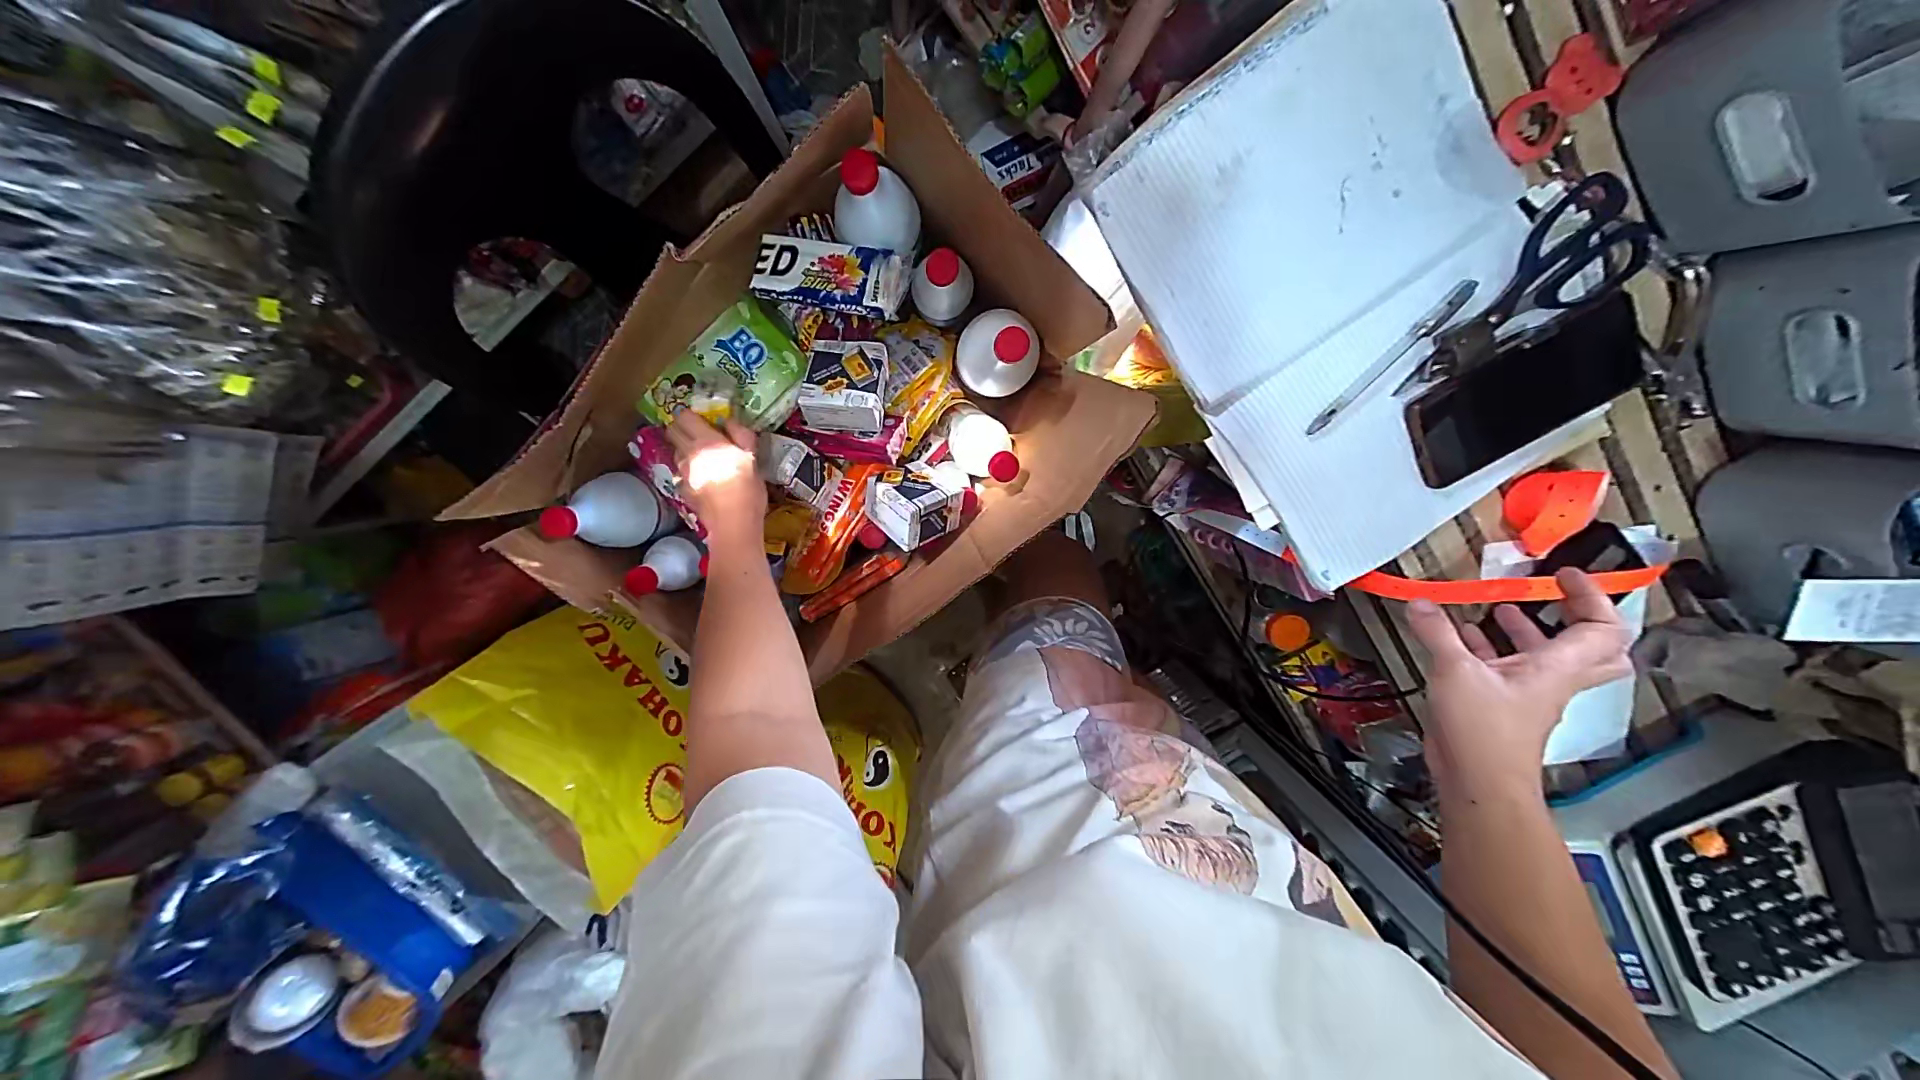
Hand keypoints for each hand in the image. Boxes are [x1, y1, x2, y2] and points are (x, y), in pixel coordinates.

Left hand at [666, 411, 764, 549]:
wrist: (733, 524)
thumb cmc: (747, 489)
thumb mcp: (752, 459)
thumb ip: (741, 436)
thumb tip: (730, 422)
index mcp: (705, 441)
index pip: (684, 416)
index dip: (690, 414)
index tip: (702, 418)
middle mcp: (688, 453)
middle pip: (672, 431)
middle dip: (682, 428)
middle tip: (699, 434)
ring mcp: (682, 472)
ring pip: (676, 452)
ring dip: (685, 450)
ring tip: (703, 457)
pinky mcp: (682, 489)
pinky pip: (681, 472)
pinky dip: (689, 471)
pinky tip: (703, 479)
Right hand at [1403, 568, 1634, 795]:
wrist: (1479, 780)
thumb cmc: (1482, 730)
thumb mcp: (1454, 670)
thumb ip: (1436, 633)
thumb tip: (1420, 604)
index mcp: (1556, 668)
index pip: (1600, 627)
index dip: (1591, 596)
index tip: (1566, 574)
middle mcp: (1552, 680)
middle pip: (1593, 649)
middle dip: (1579, 619)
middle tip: (1556, 597)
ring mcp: (1529, 695)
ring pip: (1546, 658)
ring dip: (1529, 631)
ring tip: (1502, 608)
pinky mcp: (1503, 705)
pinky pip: (1507, 669)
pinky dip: (1490, 650)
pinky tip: (1462, 638)